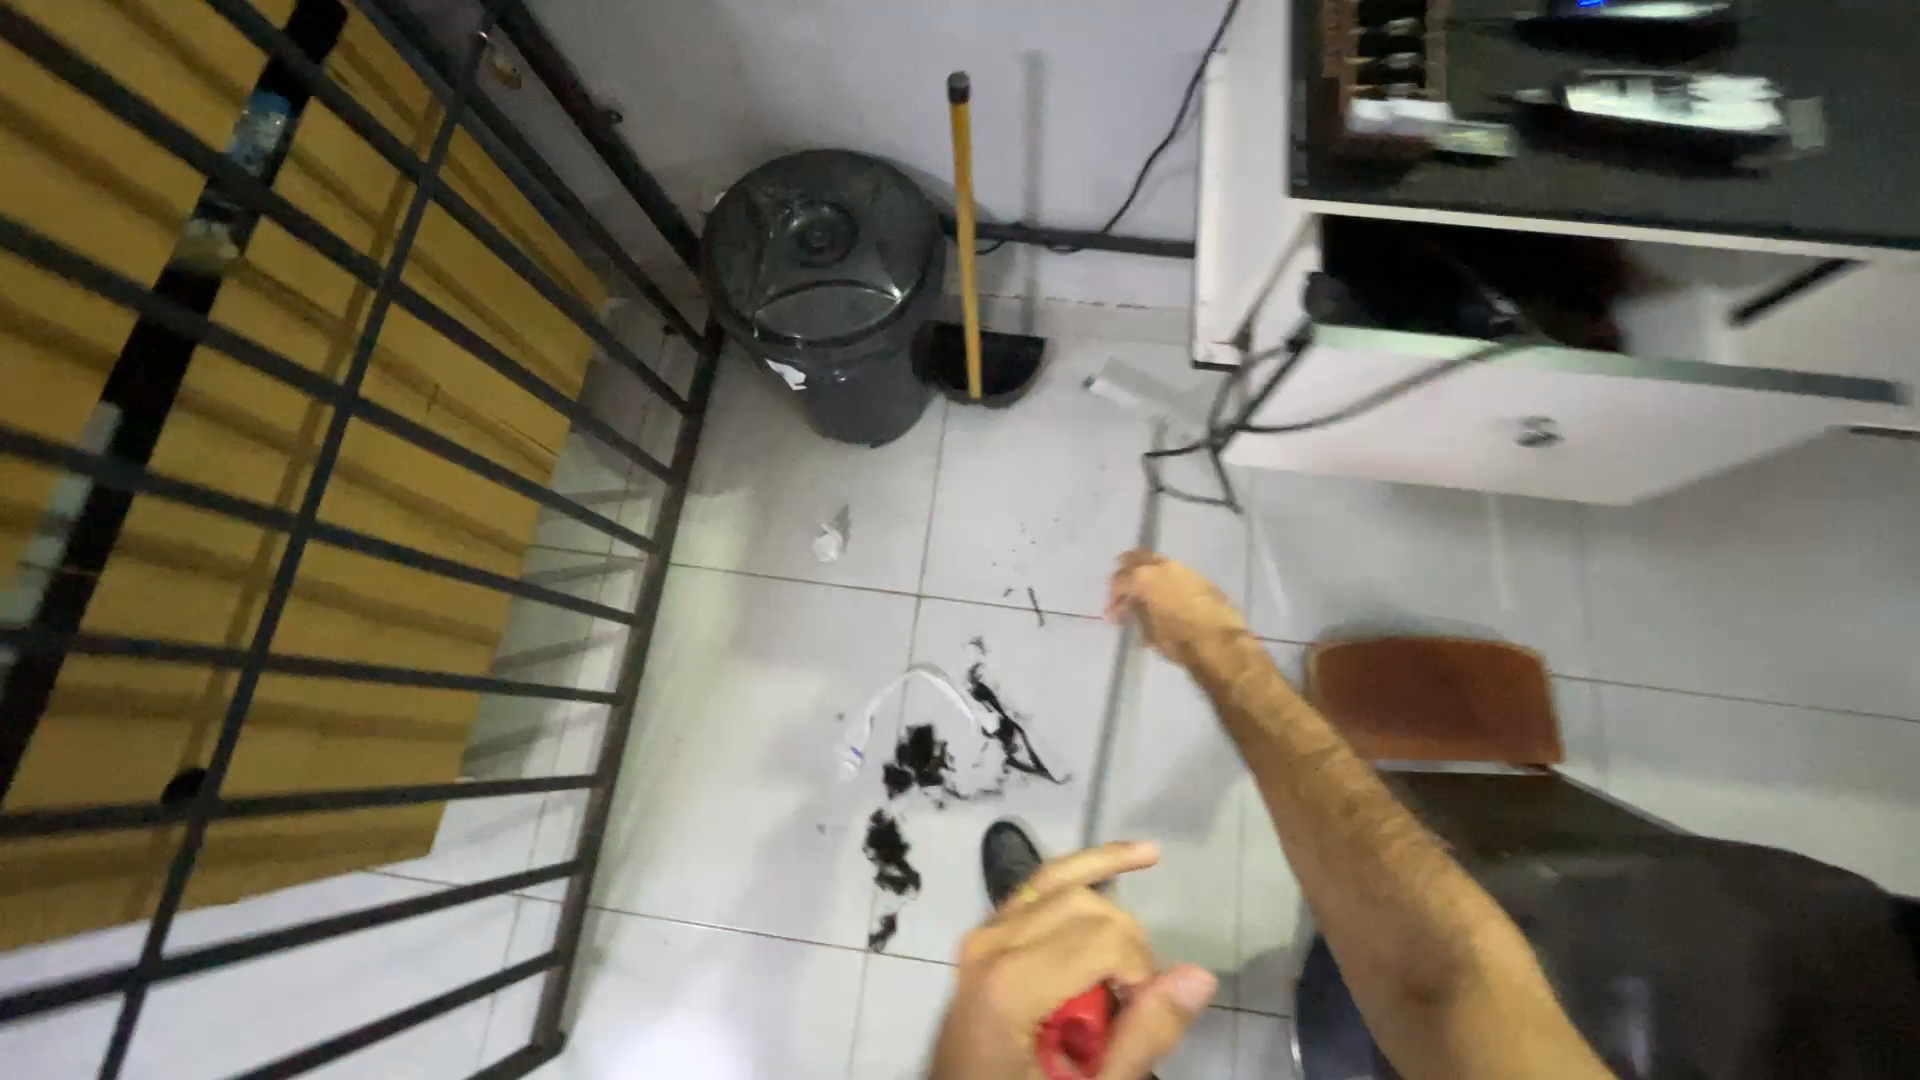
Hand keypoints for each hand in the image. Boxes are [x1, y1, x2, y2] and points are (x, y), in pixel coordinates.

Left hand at [930, 841, 1217, 1079]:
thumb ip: (1140, 1036)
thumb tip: (1199, 975)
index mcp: (1009, 987)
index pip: (1102, 939)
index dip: (1140, 973)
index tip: (1143, 1018)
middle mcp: (991, 943)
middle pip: (1085, 907)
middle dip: (1127, 943)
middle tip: (1138, 1001)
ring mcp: (985, 931)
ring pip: (1063, 881)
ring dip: (1108, 886)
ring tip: (1151, 862)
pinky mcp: (989, 930)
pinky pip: (1039, 884)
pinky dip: (1082, 865)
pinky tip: (1125, 853)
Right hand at [1106, 550, 1250, 669]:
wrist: (1220, 643)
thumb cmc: (1177, 639)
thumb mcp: (1147, 630)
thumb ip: (1134, 613)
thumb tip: (1129, 607)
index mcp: (1144, 577)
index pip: (1119, 580)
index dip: (1113, 596)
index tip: (1112, 612)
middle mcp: (1164, 567)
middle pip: (1139, 558)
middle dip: (1127, 568)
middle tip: (1122, 582)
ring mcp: (1185, 570)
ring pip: (1160, 564)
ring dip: (1150, 574)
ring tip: (1146, 591)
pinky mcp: (1203, 580)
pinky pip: (1177, 574)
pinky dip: (1168, 581)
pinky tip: (1167, 595)